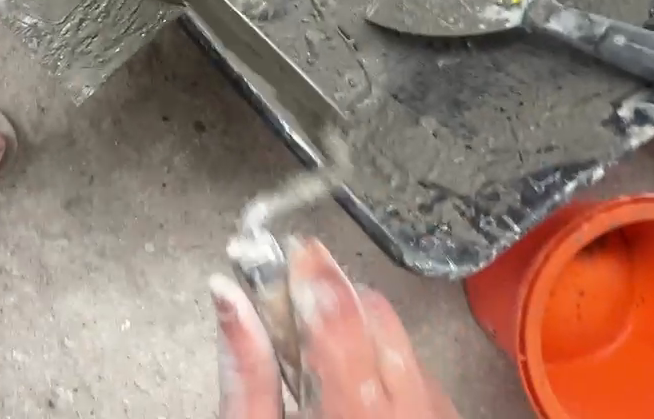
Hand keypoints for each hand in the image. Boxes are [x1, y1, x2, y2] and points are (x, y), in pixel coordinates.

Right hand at [211, 239, 458, 417]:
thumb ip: (244, 370)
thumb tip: (225, 291)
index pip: (339, 327)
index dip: (315, 279)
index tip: (293, 250)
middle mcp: (408, 418)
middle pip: (379, 323)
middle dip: (335, 295)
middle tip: (294, 294)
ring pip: (406, 347)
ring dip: (362, 325)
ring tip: (321, 345)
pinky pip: (427, 382)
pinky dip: (389, 363)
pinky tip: (360, 384)